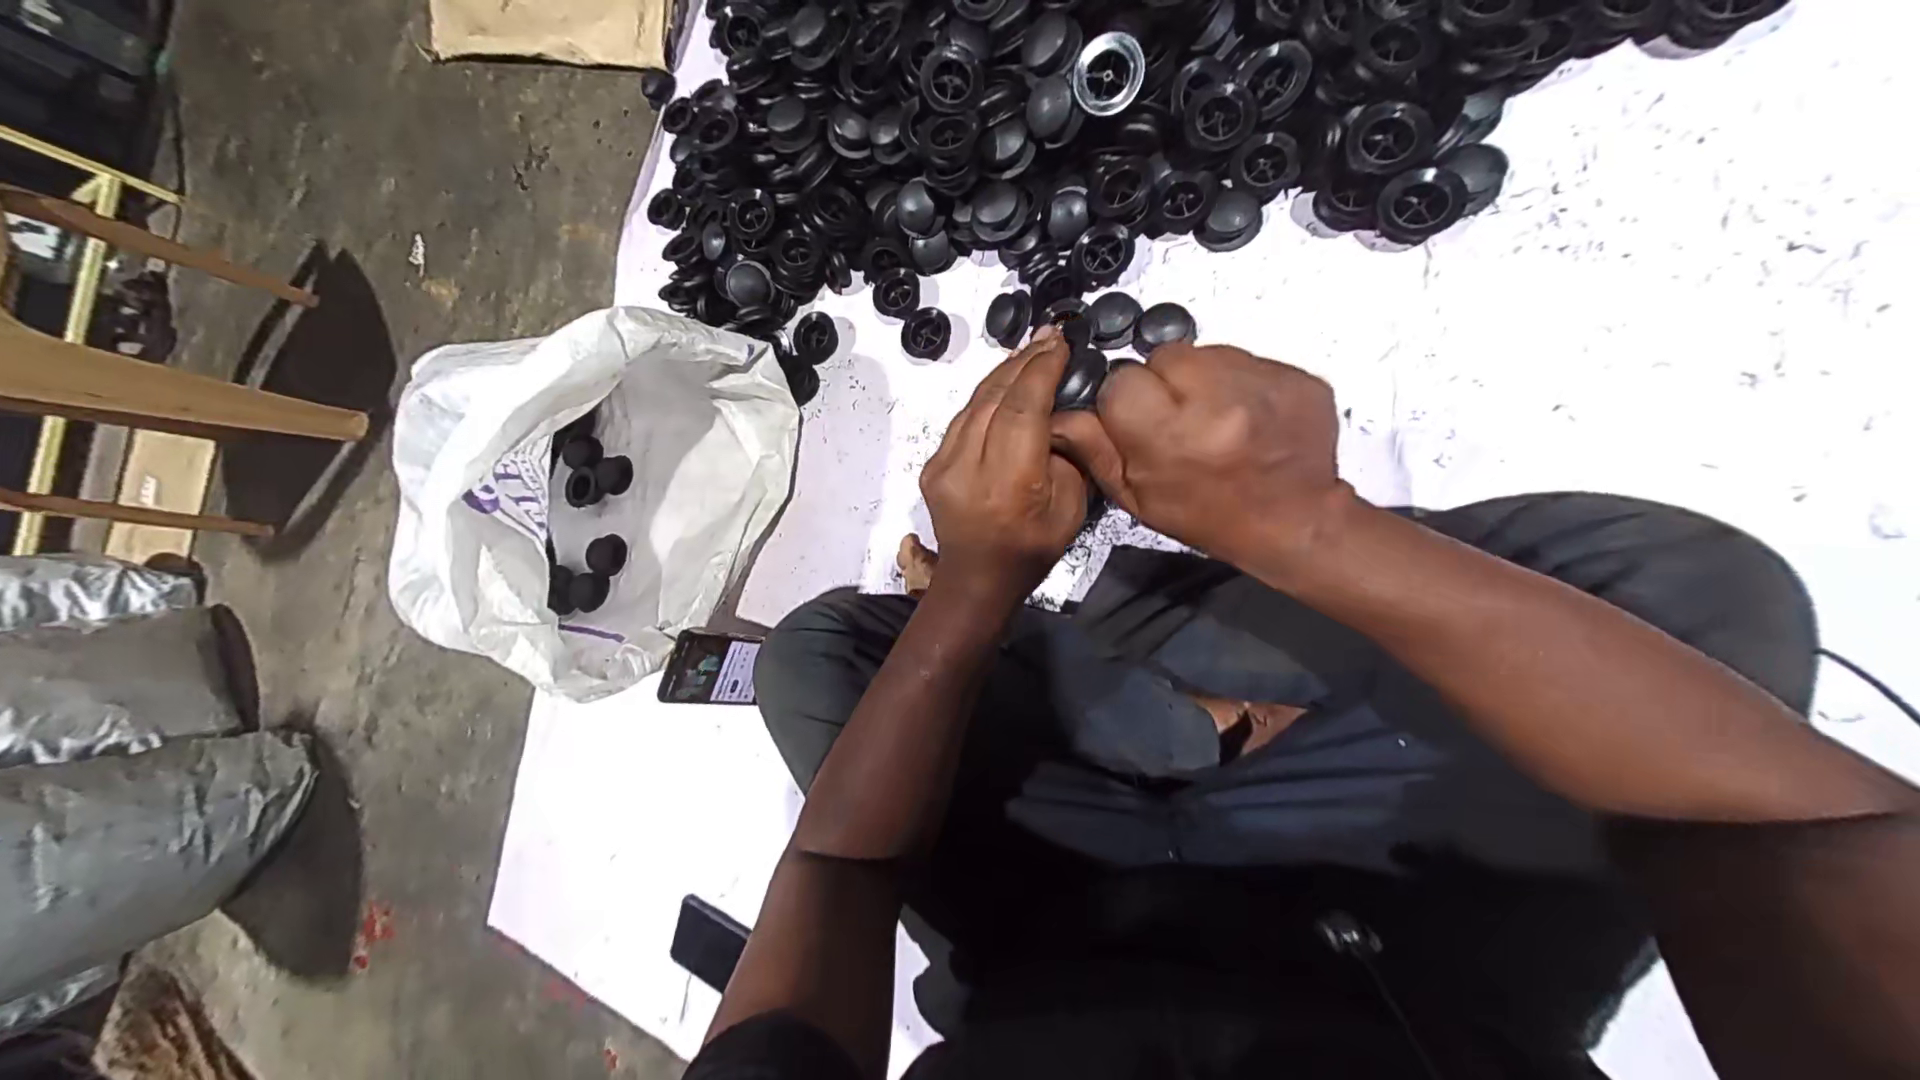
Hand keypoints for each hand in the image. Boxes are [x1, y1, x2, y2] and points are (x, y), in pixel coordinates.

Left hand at [920, 327, 1087, 603]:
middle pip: (994, 397)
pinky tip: (1003, 382)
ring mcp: (943, 466)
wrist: (977, 577)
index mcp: (1008, 485)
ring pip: (974, 402)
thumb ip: (1066, 457)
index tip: (1059, 344)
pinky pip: (962, 418)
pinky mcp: (932, 465)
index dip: (1041, 370)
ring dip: (1003, 373)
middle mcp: (968, 470)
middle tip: (1048, 337)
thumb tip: (1057, 415)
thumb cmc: (1029, 549)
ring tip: (1030, 352)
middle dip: (1024, 362)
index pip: (1022, 409)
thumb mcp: (1070, 509)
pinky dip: (985, 394)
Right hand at [1052, 343, 1349, 567]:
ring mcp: (1262, 384)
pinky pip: (1245, 358)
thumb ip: (1095, 450)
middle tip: (1180, 421)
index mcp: (1171, 436)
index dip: (1123, 401)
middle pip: (1162, 356)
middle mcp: (1218, 401)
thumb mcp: (1137, 497)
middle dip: (1162, 383)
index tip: (1140, 424)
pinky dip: (1238, 381)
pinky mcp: (1294, 375)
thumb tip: (1062, 416)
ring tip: (1214, 419)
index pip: (1121, 381)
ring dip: (1201, 378)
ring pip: (1205, 351)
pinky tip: (1243, 415)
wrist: (1291, 522)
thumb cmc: (1210, 516)